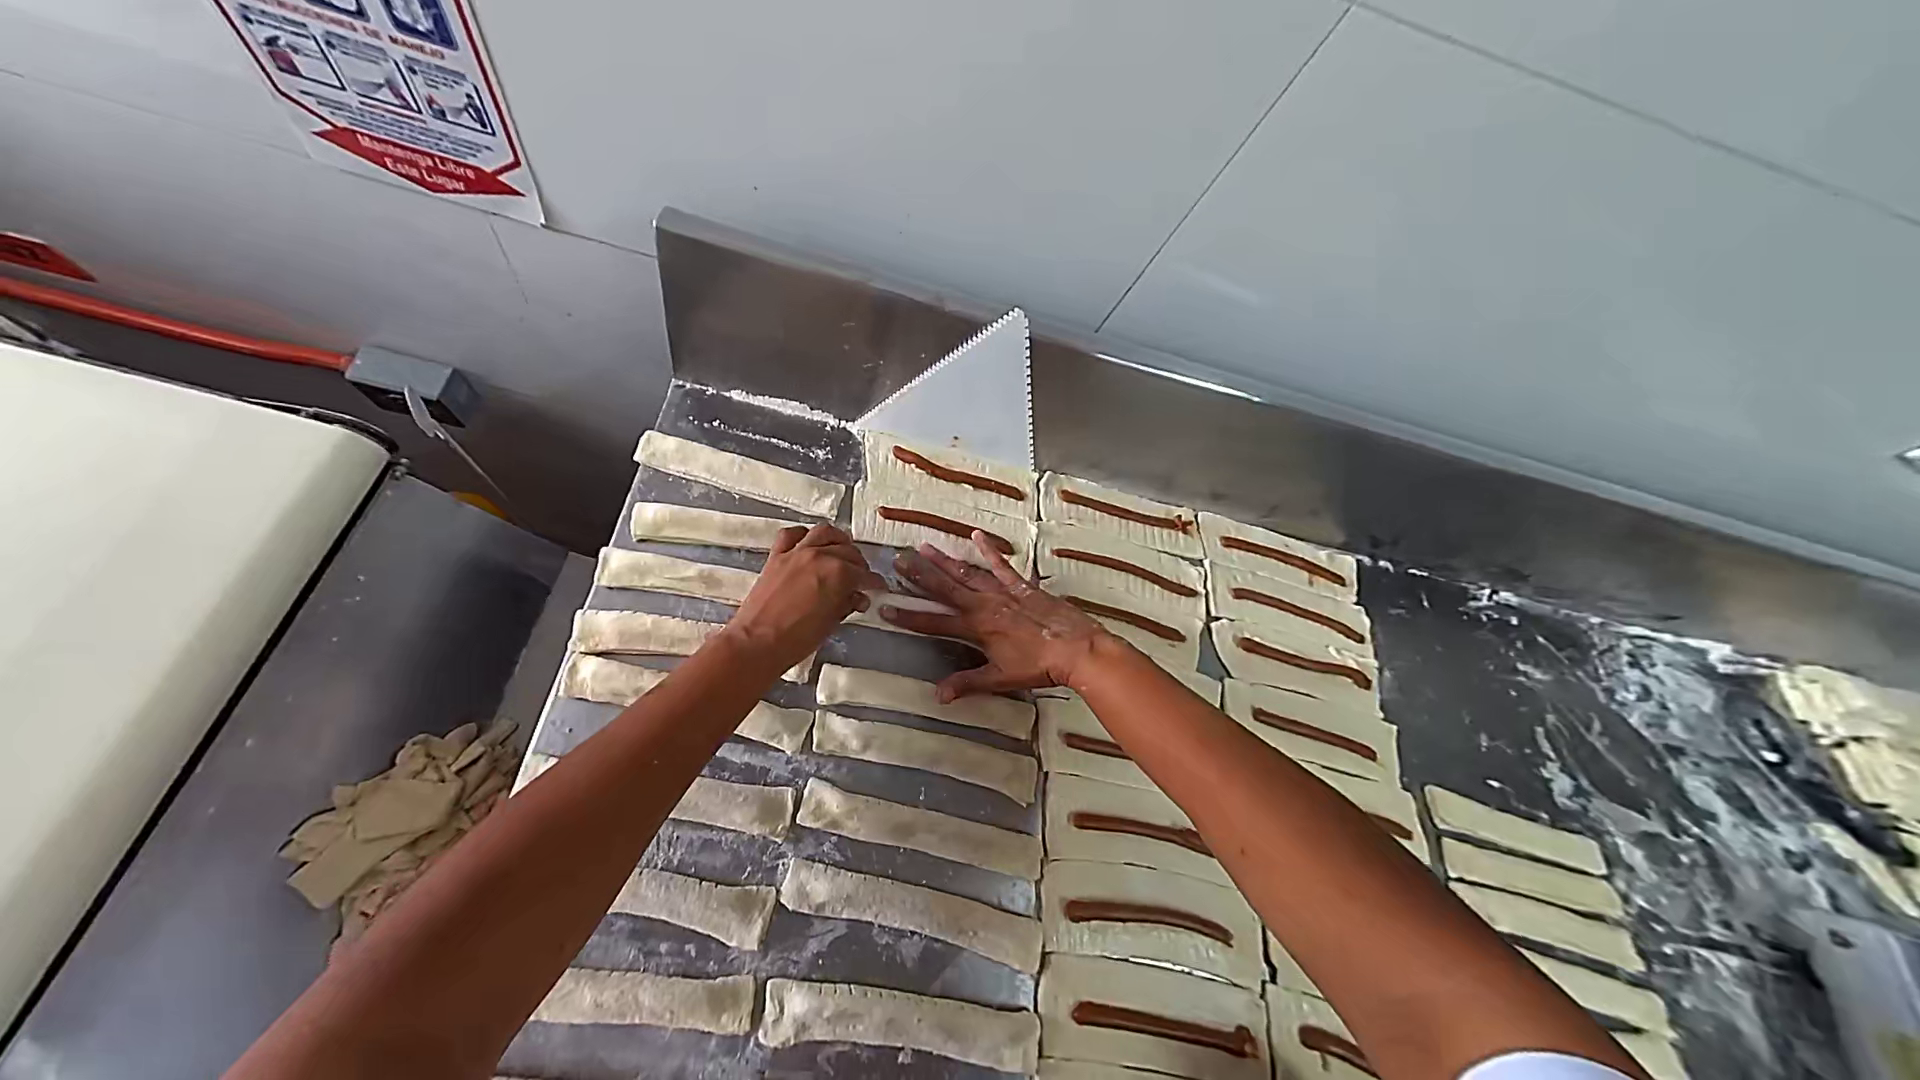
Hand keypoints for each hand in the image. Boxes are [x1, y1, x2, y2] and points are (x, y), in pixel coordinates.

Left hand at [725, 524, 883, 670]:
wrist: (756, 644)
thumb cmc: (794, 639)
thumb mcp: (831, 623)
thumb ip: (847, 604)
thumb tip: (856, 598)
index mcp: (839, 574)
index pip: (864, 574)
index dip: (873, 582)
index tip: (875, 587)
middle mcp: (819, 557)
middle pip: (848, 551)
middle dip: (859, 564)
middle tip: (861, 576)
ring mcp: (796, 554)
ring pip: (824, 532)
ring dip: (837, 539)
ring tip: (842, 549)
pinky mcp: (777, 557)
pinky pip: (791, 534)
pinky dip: (803, 535)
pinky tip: (808, 542)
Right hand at [883, 532, 1113, 701]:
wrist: (1075, 649)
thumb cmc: (1038, 666)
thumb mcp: (1000, 678)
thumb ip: (968, 682)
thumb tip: (939, 694)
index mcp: (976, 628)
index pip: (934, 623)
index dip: (908, 617)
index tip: (886, 609)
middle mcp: (985, 605)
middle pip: (945, 588)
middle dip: (920, 576)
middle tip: (898, 561)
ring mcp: (1003, 592)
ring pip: (967, 573)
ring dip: (944, 561)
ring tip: (924, 547)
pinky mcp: (1022, 586)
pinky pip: (1001, 566)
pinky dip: (989, 551)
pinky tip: (976, 535)